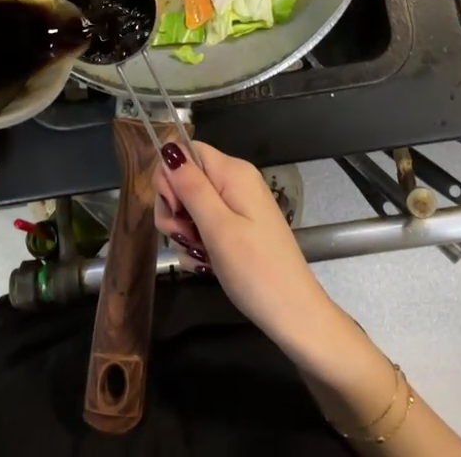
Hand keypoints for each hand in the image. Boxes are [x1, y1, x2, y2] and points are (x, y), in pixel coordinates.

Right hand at [153, 142, 341, 355]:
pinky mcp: (236, 229)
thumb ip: (191, 186)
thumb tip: (168, 147)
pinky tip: (206, 266)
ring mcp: (236, 208)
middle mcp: (235, 183)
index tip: (176, 210)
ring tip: (200, 258)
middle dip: (175, 211)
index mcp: (233, 173)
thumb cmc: (256, 269)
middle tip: (185, 238)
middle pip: (185, 180)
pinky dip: (198, 247)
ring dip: (185, 234)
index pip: (187, 151)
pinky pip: (203, 228)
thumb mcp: (218, 227)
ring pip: (190, 208)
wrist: (292, 313)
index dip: (171, 176)